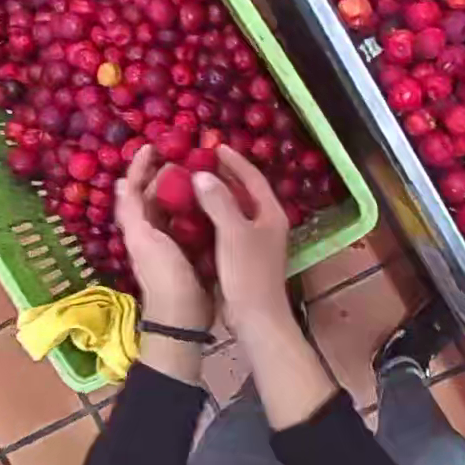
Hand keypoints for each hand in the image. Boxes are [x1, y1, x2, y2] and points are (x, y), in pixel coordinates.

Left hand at [115, 146, 211, 331]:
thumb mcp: (144, 241)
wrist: (184, 314)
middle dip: (169, 172)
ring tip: (204, 169)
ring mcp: (174, 240)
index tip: (155, 145)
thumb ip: (132, 212)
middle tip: (189, 153)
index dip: (142, 166)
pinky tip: (216, 197)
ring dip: (187, 186)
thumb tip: (122, 182)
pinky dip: (201, 205)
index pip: (137, 188)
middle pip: (159, 193)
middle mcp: (155, 230)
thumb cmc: (164, 276)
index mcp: (140, 225)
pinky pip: (195, 220)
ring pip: (178, 205)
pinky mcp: (194, 248)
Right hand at [192, 147, 292, 336]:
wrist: (256, 317)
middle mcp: (267, 222)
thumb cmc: (249, 273)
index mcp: (271, 213)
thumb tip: (202, 175)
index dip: (235, 161)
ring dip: (217, 194)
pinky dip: (212, 215)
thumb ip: (219, 201)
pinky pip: (227, 225)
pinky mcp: (244, 255)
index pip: (253, 177)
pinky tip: (194, 213)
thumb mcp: (234, 233)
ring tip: (194, 181)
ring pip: (236, 208)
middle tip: (200, 161)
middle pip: (246, 191)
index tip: (215, 146)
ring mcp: (256, 240)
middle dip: (225, 174)